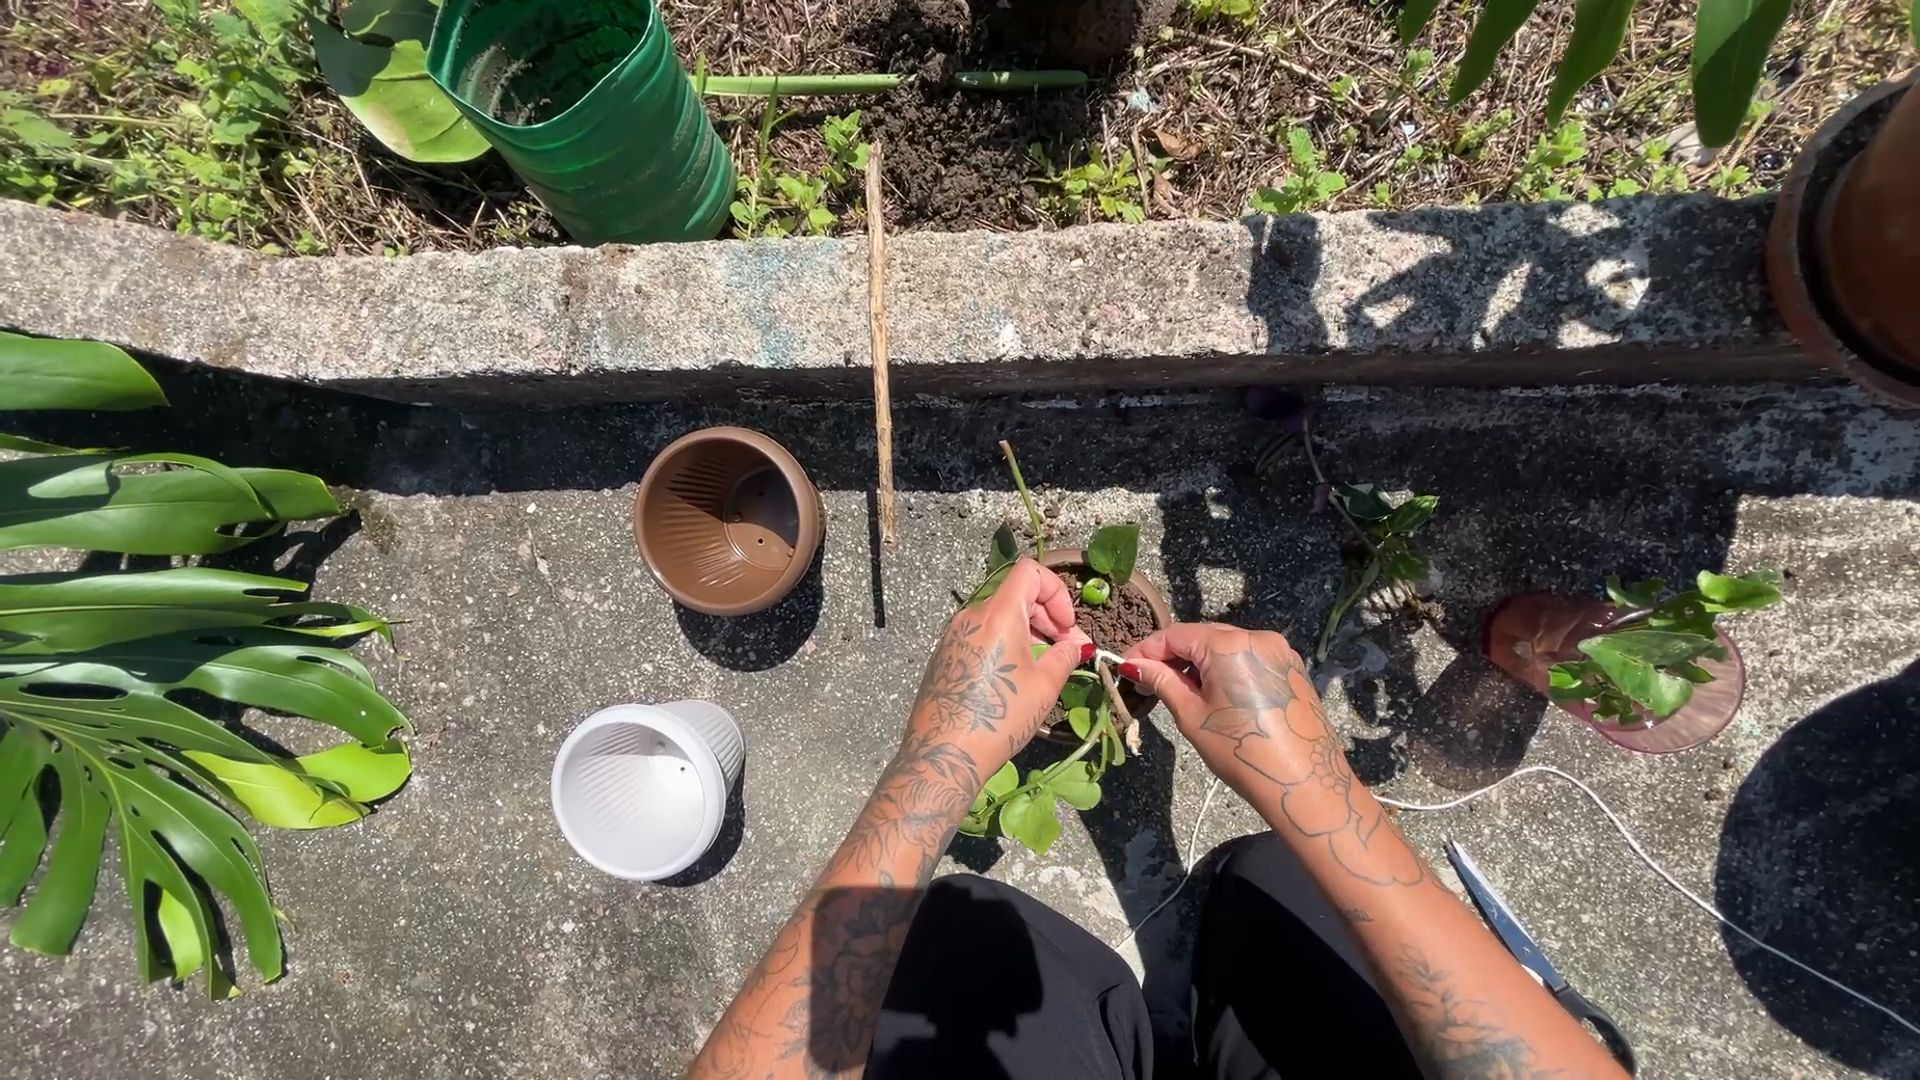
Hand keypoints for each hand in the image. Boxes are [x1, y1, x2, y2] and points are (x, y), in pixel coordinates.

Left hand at [903, 558, 1092, 785]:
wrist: (944, 753)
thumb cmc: (1000, 717)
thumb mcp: (1044, 687)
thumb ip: (1064, 656)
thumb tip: (1078, 645)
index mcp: (997, 613)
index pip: (1029, 571)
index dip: (1056, 591)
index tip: (1067, 626)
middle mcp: (972, 615)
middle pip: (1015, 593)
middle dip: (1047, 614)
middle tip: (1067, 647)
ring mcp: (954, 633)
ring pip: (998, 614)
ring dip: (1028, 629)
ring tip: (1046, 662)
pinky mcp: (945, 653)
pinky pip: (981, 632)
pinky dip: (1005, 641)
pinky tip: (1016, 673)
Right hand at [1119, 623, 1335, 801]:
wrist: (1306, 786)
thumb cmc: (1242, 751)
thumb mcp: (1191, 715)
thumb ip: (1161, 681)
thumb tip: (1132, 665)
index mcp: (1230, 645)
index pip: (1175, 635)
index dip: (1146, 650)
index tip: (1126, 667)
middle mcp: (1258, 637)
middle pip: (1201, 636)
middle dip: (1172, 656)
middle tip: (1147, 681)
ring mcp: (1279, 652)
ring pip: (1224, 646)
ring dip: (1198, 663)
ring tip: (1178, 690)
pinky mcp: (1291, 669)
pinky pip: (1247, 658)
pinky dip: (1224, 669)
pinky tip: (1213, 694)